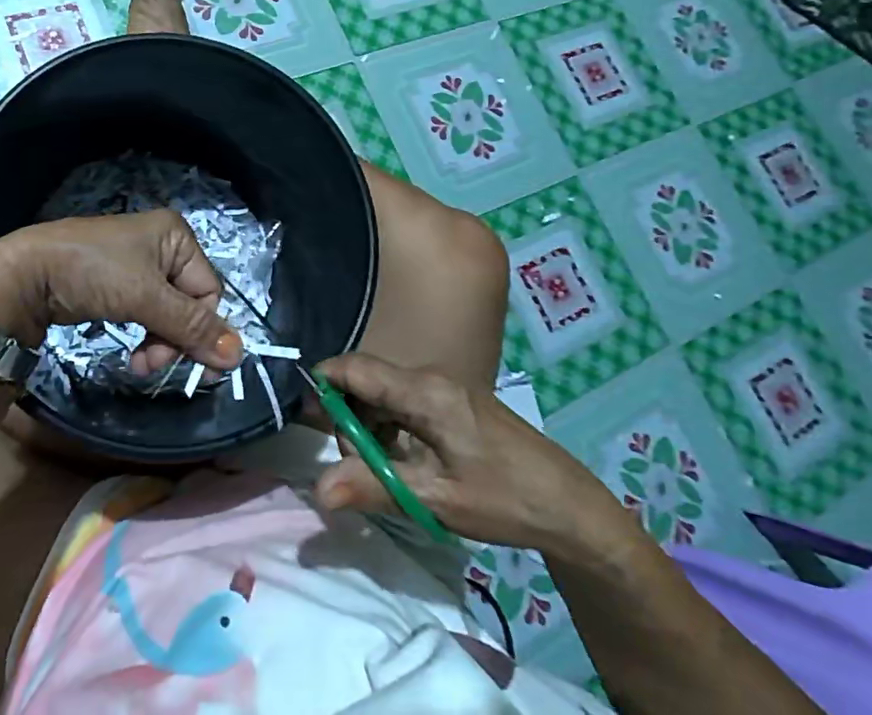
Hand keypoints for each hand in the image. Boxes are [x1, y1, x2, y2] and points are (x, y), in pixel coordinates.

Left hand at [0, 210, 242, 371]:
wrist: (22, 275)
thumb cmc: (91, 273)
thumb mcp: (145, 298)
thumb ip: (191, 327)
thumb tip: (238, 357)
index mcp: (176, 236)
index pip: (209, 290)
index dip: (199, 328)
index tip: (176, 360)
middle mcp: (163, 246)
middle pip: (190, 304)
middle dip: (175, 338)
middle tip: (152, 365)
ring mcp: (139, 265)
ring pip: (169, 313)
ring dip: (159, 342)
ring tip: (138, 363)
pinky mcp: (118, 284)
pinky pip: (148, 313)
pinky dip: (144, 334)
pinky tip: (131, 351)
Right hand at [311, 352, 623, 555]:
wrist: (567, 504)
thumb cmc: (504, 498)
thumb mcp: (435, 499)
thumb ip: (372, 488)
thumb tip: (316, 489)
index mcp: (425, 391)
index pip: (356, 368)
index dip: (323, 384)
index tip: (304, 419)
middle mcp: (432, 378)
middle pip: (366, 384)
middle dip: (350, 423)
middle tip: (361, 470)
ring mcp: (445, 388)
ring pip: (384, 397)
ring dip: (371, 431)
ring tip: (387, 475)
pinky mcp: (453, 403)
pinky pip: (405, 406)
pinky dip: (392, 432)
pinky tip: (407, 466)